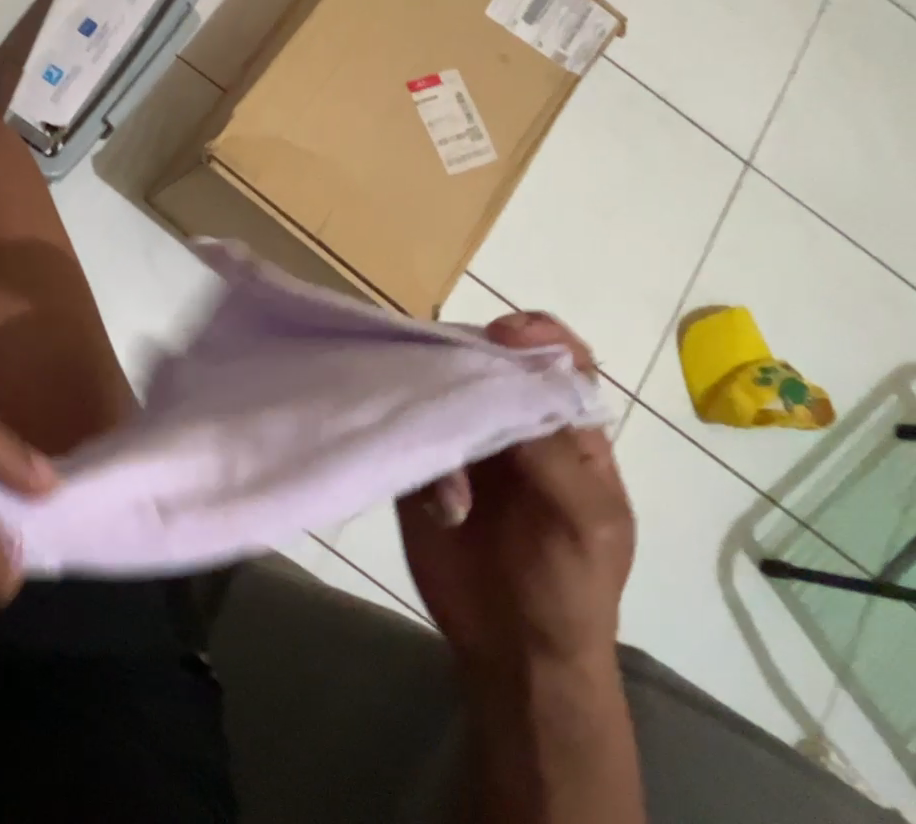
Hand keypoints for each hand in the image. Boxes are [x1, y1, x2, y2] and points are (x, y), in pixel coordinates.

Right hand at [398, 313, 635, 672]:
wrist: (513, 651)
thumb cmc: (569, 585)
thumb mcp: (581, 516)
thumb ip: (548, 444)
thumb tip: (510, 365)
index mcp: (565, 433)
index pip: (556, 362)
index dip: (532, 336)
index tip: (498, 332)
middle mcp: (510, 429)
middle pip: (484, 368)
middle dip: (461, 365)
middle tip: (440, 381)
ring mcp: (459, 449)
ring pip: (436, 396)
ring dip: (428, 410)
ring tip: (443, 469)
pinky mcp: (417, 472)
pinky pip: (401, 436)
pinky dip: (401, 444)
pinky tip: (427, 490)